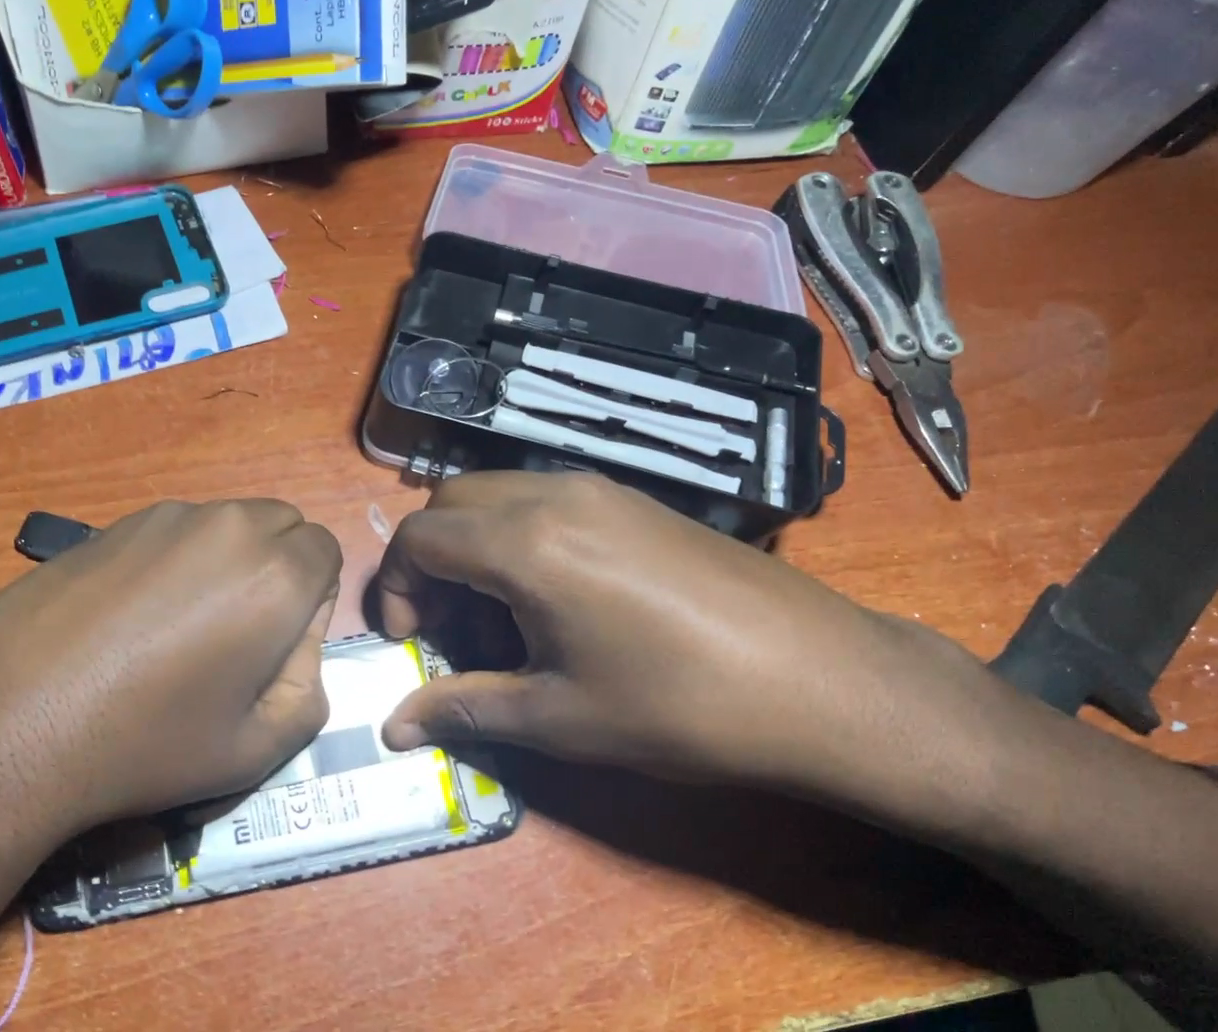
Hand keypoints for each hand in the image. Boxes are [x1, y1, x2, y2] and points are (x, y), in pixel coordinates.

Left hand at [0, 498, 342, 841]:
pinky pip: (169, 534)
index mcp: (276, 574)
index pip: (327, 553)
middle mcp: (226, 527)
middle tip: (234, 639)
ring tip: (173, 633)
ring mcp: (161, 518)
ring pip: (223, 526)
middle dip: (276, 571)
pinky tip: (125, 622)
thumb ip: (309, 689)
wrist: (10, 721)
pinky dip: (172, 564)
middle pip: (280, 527)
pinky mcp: (109, 525)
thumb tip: (296, 645)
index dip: (310, 602)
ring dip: (224, 564)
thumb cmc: (146, 744)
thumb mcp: (257, 749)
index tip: (273, 650)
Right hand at [375, 471, 974, 789]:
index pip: (417, 537)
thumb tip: (393, 727)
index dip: (396, 589)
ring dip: (475, 549)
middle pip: (449, 503)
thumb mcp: (559, 718)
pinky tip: (560, 602)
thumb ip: (463, 708)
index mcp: (524, 543)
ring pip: (497, 495)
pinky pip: (545, 500)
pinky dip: (519, 538)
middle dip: (429, 562)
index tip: (416, 643)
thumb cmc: (679, 706)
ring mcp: (600, 490)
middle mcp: (553, 495)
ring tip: (507, 622)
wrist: (824, 683)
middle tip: (452, 628)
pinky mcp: (637, 500)